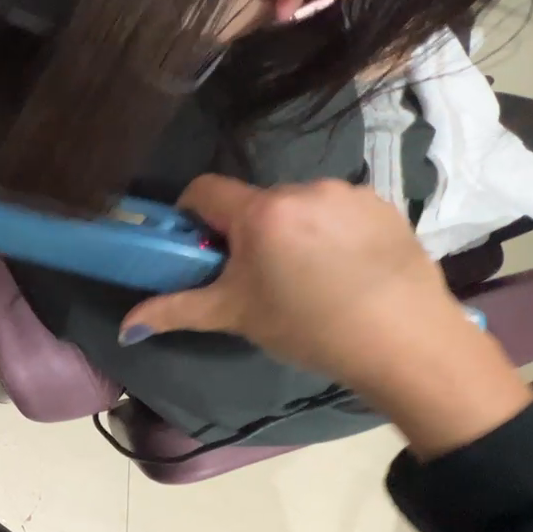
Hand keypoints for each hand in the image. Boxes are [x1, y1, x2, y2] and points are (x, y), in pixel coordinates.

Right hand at [120, 176, 532, 457]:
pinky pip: (337, 210)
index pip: (204, 190)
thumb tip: (125, 328)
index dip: (190, 214)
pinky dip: (327, 232)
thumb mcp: (233, 316)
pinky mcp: (385, 206)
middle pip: (253, 201)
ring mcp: (349, 194)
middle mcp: (304, 189)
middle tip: (252, 275)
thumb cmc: (308, 326)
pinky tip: (340, 270)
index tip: (198, 247)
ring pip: (296, 206)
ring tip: (302, 276)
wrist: (407, 342)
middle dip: (244, 230)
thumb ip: (175, 311)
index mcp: (262, 212)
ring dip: (288, 230)